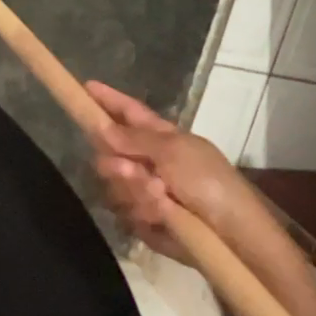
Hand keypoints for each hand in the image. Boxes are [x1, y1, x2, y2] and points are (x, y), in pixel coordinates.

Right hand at [86, 80, 267, 262]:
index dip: (108, 99)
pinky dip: (144, 212)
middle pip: (108, 153)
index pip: (128, 113)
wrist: (229, 230)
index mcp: (160, 137)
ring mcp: (143, 192)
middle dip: (115, 163)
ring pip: (113, 186)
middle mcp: (147, 162)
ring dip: (135, 190)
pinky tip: (164, 214)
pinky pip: (125, 213)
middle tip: (130, 169)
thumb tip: (102, 127)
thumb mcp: (174, 150)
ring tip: (161, 196)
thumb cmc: (208, 180)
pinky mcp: (142, 221)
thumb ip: (134, 139)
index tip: (86, 86)